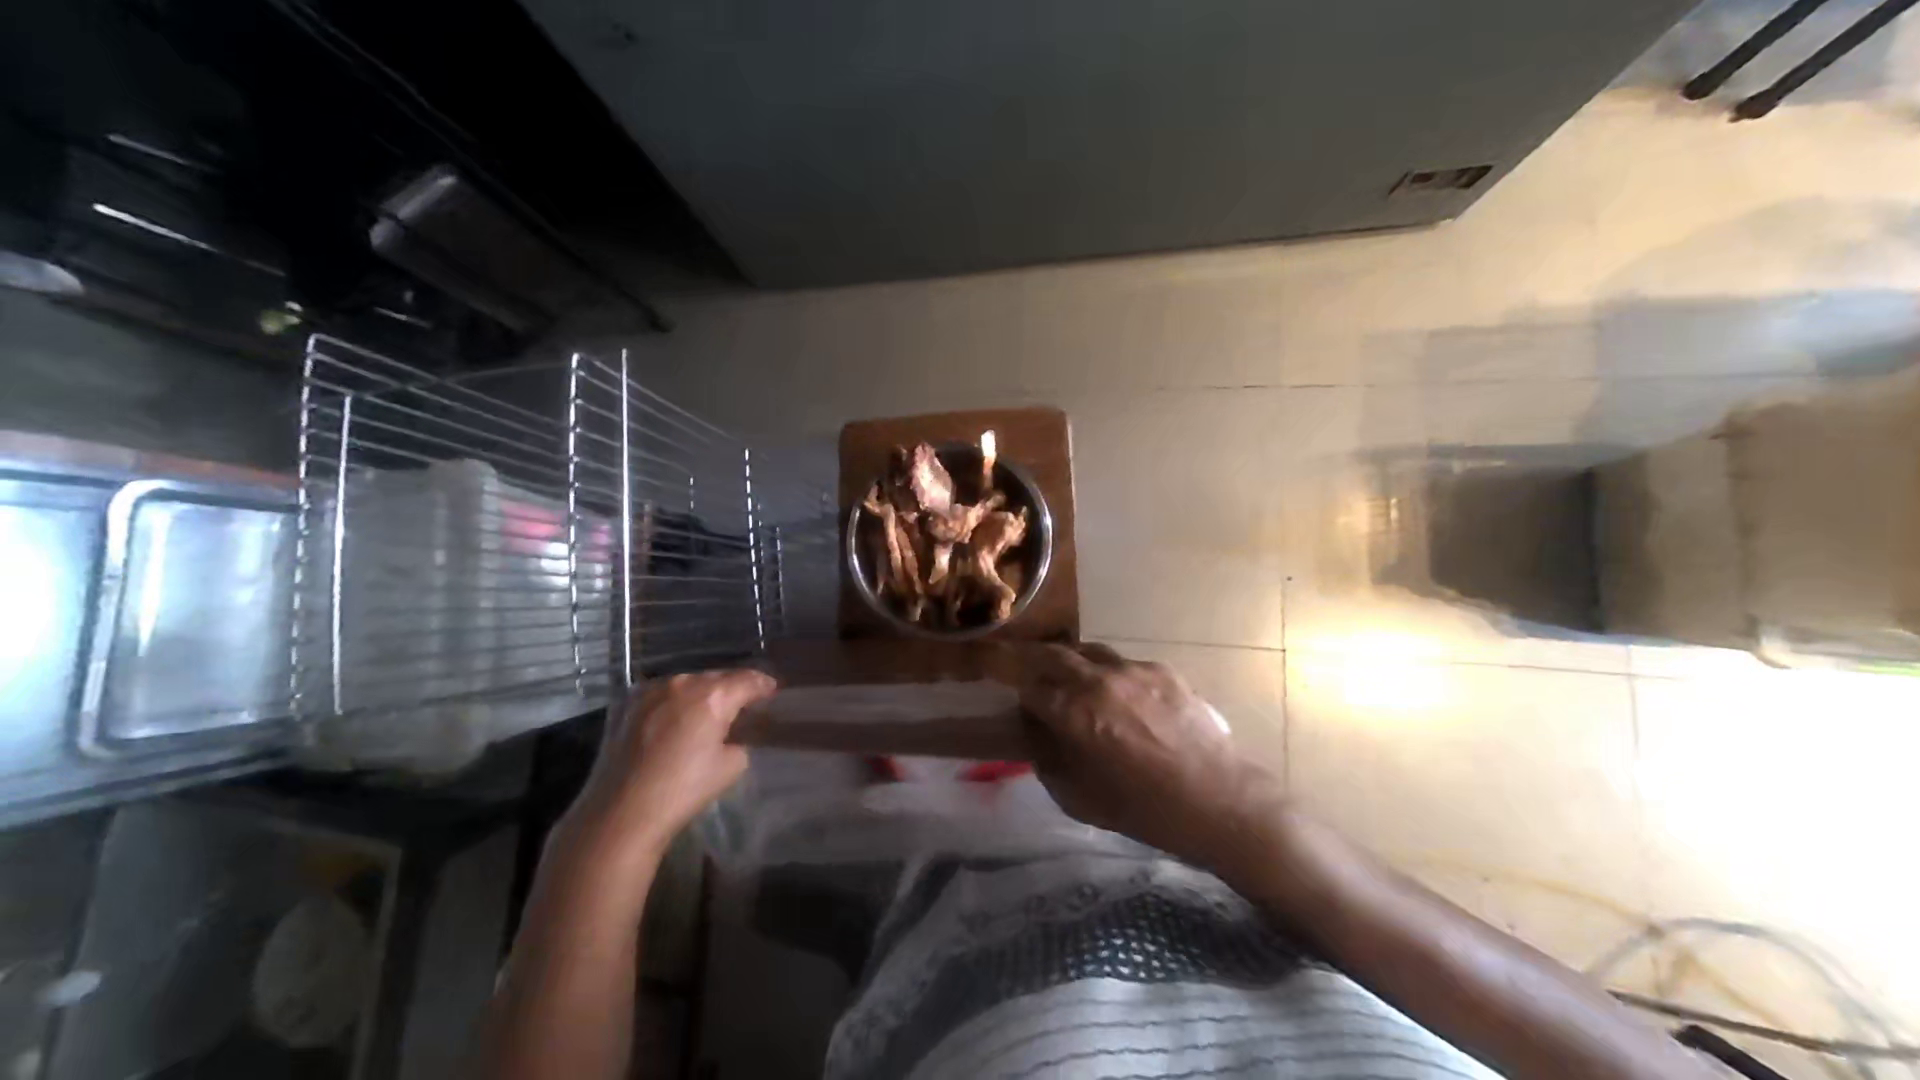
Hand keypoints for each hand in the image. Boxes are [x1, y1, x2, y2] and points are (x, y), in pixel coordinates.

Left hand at [568, 669, 776, 860]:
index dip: (763, 685)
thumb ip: (738, 740)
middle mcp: (683, 683)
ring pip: (688, 683)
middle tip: (744, 702)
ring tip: (710, 710)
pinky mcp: (629, 704)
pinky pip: (663, 694)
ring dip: (702, 693)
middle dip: (733, 687)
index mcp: (713, 696)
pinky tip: (679, 717)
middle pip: (717, 677)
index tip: (772, 690)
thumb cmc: (683, 790)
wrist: (622, 812)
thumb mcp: (731, 766)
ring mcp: (652, 691)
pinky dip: (677, 701)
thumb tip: (729, 734)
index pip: (748, 680)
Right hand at [1018, 644, 1281, 871]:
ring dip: (1070, 661)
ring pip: (1087, 651)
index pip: (1028, 687)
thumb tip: (1036, 736)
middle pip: (1051, 654)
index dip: (1020, 697)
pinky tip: (1120, 696)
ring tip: (1071, 677)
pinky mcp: (1162, 670)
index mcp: (1072, 712)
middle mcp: (1098, 680)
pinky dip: (1110, 674)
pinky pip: (1124, 664)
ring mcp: (1133, 670)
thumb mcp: (1078, 798)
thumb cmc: (1142, 809)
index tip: (1022, 709)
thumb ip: (1047, 761)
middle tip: (1029, 673)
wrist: (1217, 801)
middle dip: (1032, 661)